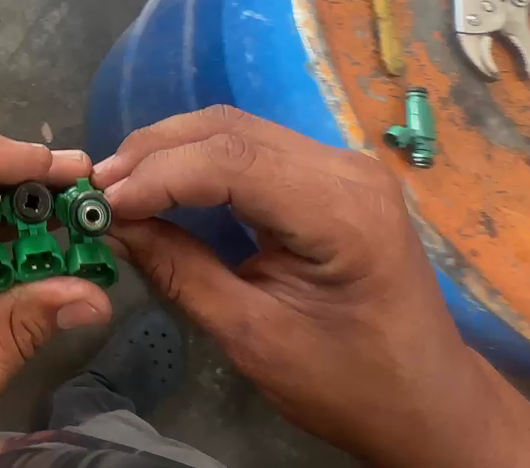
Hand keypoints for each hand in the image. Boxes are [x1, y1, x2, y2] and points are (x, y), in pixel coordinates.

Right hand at [95, 106, 529, 467]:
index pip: (231, 161)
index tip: (104, 202)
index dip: (159, 174)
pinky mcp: (326, 169)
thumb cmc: (349, 384)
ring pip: (231, 126)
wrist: (430, 403)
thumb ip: (179, 271)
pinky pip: (246, 142)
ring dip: (168, 148)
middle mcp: (344, 167)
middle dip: (153, 152)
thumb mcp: (253, 339)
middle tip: (99, 186)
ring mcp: (339, 161)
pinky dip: (194, 155)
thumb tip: (112, 223)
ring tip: (120, 181)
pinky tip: (161, 176)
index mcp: (342, 213)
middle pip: (227, 129)